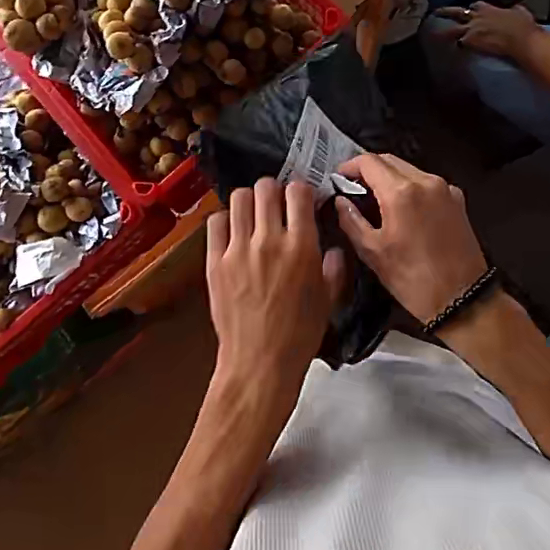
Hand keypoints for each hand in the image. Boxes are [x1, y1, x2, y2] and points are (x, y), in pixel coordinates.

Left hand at [207, 179, 347, 402]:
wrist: (260, 362)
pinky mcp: (215, 262)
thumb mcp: (329, 298)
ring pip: (239, 197)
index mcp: (301, 246)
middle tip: (278, 204)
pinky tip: (234, 231)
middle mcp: (268, 240)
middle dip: (275, 190)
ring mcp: (238, 249)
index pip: (298, 192)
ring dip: (250, 200)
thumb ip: (334, 266)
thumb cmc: (299, 334)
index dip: (302, 190)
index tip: (303, 198)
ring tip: (255, 214)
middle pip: (266, 187)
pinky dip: (225, 220)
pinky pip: (215, 222)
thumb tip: (332, 247)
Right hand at [332, 155, 488, 325]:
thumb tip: (340, 201)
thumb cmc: (413, 279)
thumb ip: (351, 220)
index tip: (338, 178)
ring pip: (409, 170)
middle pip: (390, 160)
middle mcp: (426, 181)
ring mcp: (445, 189)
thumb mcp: (373, 252)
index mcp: (402, 192)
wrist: (463, 300)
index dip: (349, 166)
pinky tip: (402, 209)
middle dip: (369, 170)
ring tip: (375, 199)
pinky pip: (427, 183)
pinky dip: (410, 187)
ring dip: (390, 177)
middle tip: (353, 188)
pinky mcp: (457, 200)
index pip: (369, 161)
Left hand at [429, 2, 542, 59]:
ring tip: (431, 34)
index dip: (471, 9)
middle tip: (435, 13)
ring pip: (452, 29)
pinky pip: (460, 44)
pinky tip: (452, 50)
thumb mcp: (520, 11)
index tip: (469, 12)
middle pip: (456, 12)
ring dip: (442, 32)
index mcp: (488, 8)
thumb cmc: (524, 26)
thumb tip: (514, 9)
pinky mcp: (471, 41)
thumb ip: (513, 9)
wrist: (521, 40)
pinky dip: (458, 47)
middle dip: (445, 12)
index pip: (474, 5)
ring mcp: (472, 29)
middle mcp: (476, 16)